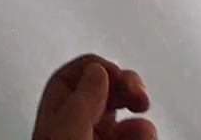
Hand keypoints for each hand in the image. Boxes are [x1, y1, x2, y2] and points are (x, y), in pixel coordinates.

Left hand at [32, 54, 155, 139]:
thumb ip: (82, 98)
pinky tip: (147, 132)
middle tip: (138, 90)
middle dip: (122, 81)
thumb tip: (98, 70)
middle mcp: (73, 129)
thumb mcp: (69, 128)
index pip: (69, 78)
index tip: (116, 71)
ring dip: (136, 103)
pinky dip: (142, 130)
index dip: (94, 67)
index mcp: (54, 118)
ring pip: (118, 114)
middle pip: (97, 90)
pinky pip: (131, 134)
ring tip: (144, 108)